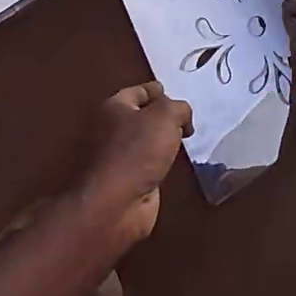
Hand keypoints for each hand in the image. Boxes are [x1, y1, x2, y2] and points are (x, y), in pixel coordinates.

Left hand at [82, 79, 191, 248]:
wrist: (115, 205)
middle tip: (185, 117)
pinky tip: (175, 162)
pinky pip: (148, 164)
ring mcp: (116, 159)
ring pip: (145, 142)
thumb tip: (181, 117)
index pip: (138, 91)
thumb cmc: (137, 150)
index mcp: (113, 108)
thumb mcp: (166, 115)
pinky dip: (160, 162)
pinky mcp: (125, 182)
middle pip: (140, 117)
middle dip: (162, 116)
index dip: (156, 91)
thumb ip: (178, 108)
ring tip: (185, 138)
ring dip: (162, 141)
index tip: (172, 93)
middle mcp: (110, 131)